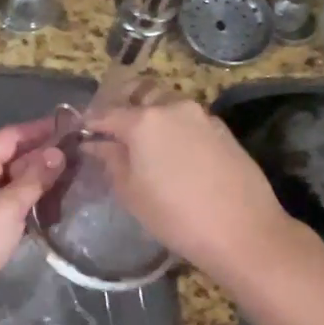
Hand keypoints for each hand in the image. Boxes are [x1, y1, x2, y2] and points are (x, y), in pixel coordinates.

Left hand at [0, 119, 64, 316]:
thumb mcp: (9, 205)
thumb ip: (35, 178)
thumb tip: (57, 153)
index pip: (9, 135)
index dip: (39, 129)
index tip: (71, 126)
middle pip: (10, 156)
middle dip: (42, 154)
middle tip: (79, 154)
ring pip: (11, 180)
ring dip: (38, 179)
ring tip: (74, 176)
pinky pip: (9, 202)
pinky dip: (29, 200)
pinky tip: (53, 203)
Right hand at [85, 99, 293, 273]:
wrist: (242, 231)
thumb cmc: (174, 215)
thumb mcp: (130, 192)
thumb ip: (111, 160)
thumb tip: (96, 144)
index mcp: (143, 120)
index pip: (106, 113)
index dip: (91, 123)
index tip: (81, 133)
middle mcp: (173, 107)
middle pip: (141, 94)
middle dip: (124, 106)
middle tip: (114, 132)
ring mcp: (202, 116)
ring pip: (168, 105)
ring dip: (152, 116)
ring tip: (145, 146)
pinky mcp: (223, 130)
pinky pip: (189, 121)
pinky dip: (175, 129)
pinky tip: (174, 156)